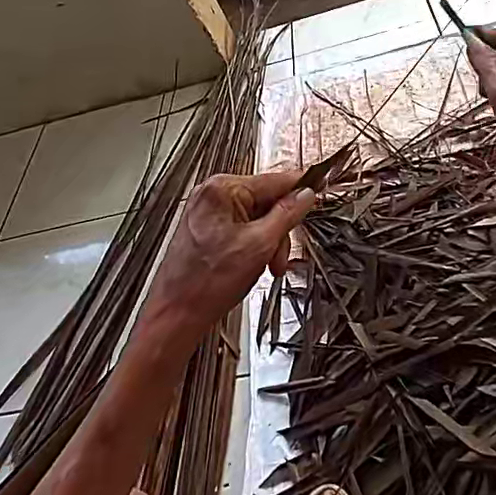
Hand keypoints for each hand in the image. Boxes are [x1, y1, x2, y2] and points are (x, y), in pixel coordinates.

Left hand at [143, 171, 316, 340]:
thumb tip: (305, 195)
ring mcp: (207, 212)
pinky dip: (253, 246)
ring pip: (256, 218)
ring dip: (268, 242)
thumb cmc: (205, 284)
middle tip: (279, 257)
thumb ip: (287, 215)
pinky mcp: (206, 229)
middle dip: (279, 231)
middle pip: (266, 201)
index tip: (319, 190)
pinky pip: (242, 228)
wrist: (176, 314)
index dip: (300, 189)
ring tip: (265, 267)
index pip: (273, 180)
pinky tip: (252, 265)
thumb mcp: (259, 245)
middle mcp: (211, 195)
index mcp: (221, 189)